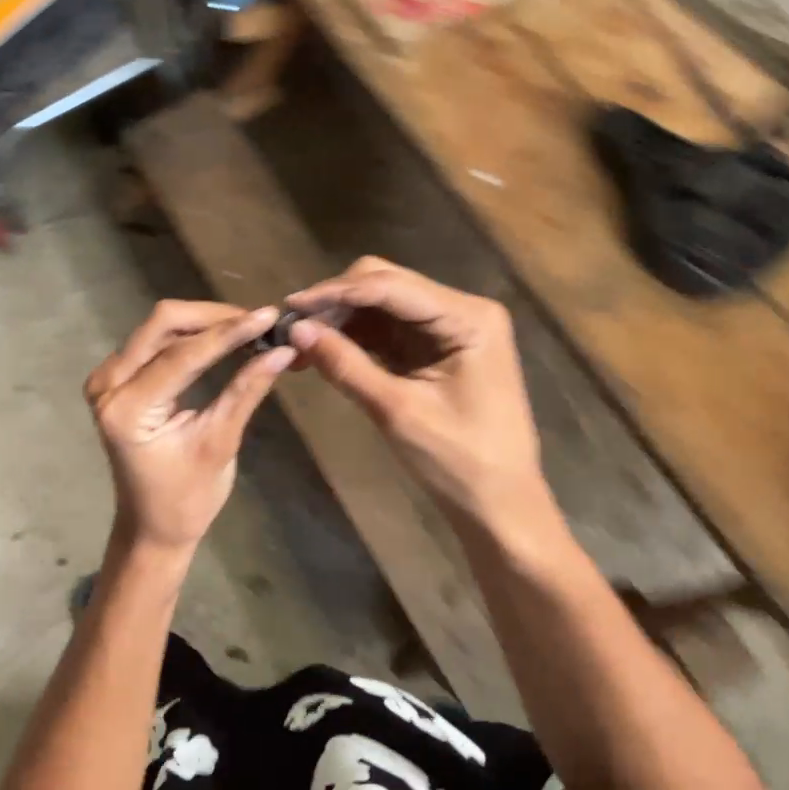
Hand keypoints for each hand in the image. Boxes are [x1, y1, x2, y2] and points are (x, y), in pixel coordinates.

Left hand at [84, 301, 293, 552]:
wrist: (150, 527)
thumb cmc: (186, 499)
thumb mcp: (220, 444)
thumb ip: (245, 391)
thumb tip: (283, 350)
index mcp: (127, 409)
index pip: (182, 355)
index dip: (228, 331)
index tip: (269, 316)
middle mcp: (106, 385)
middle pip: (160, 324)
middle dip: (212, 317)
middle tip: (258, 320)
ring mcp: (105, 379)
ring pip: (157, 328)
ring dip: (201, 322)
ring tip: (247, 326)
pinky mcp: (114, 378)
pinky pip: (152, 342)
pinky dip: (187, 336)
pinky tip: (220, 337)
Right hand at [286, 258, 550, 525]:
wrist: (498, 505)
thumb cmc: (458, 460)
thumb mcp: (396, 411)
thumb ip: (345, 365)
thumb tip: (295, 330)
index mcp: (468, 318)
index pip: (390, 286)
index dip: (335, 292)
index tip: (290, 305)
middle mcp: (461, 310)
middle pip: (384, 283)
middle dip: (336, 302)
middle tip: (293, 328)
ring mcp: (447, 327)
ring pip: (379, 302)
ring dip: (339, 318)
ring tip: (301, 343)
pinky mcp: (433, 347)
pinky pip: (384, 327)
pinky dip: (352, 335)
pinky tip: (323, 350)